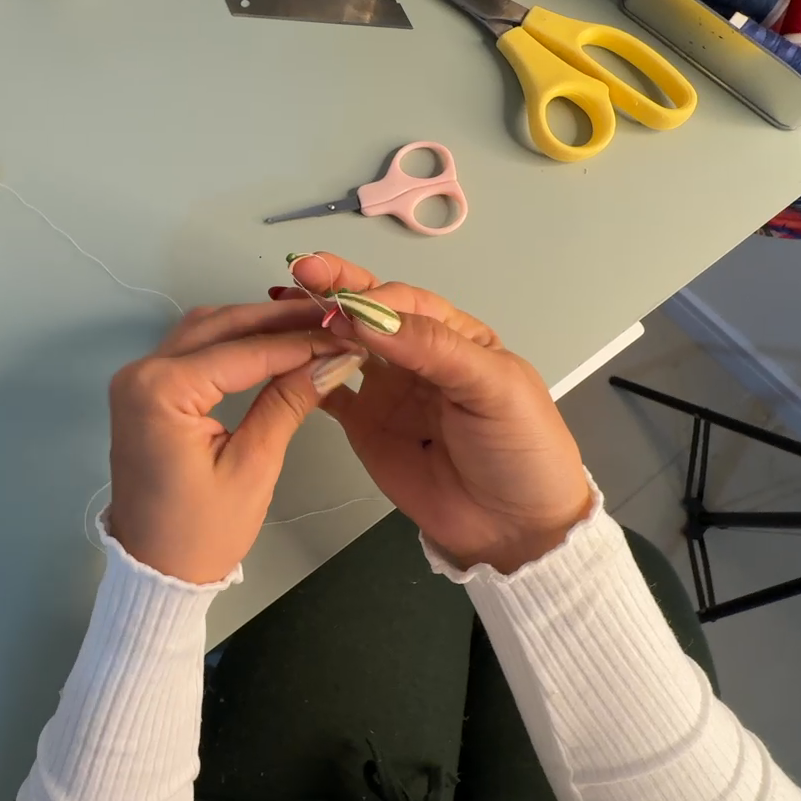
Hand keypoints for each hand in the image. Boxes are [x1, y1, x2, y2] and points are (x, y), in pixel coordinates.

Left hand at [107, 302, 362, 583]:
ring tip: (307, 328)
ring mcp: (137, 380)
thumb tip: (334, 360)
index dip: (298, 343)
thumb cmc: (201, 532)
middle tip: (331, 319)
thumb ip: (288, 403)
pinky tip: (267, 344)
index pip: (242, 351)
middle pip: (218, 325)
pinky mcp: (144, 392)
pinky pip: (190, 351)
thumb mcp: (253, 466)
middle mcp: (140, 373)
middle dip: (277, 321)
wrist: (154, 570)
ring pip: (203, 331)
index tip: (346, 336)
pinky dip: (229, 342)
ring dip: (253, 325)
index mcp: (160, 390)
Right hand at [276, 254, 589, 572]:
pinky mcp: (363, 423)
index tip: (342, 307)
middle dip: (334, 288)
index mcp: (452, 335)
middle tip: (300, 272)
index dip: (370, 298)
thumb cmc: (520, 449)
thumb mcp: (494, 388)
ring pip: (341, 345)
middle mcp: (413, 355)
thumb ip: (433, 348)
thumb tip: (366, 318)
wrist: (511, 528)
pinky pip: (327, 392)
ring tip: (280, 311)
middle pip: (367, 312)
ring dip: (313, 326)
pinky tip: (282, 363)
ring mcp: (384, 389)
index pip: (403, 302)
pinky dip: (303, 377)